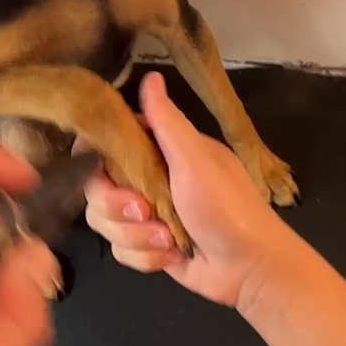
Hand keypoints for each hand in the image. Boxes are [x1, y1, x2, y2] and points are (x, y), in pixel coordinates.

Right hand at [82, 71, 305, 309]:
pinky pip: (121, 251)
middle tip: (145, 212)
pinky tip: (172, 256)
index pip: (105, 145)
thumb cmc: (228, 208)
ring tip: (169, 241)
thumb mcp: (196, 160)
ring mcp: (145, 215)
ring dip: (136, 237)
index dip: (94, 160)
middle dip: (117, 207)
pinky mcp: (146, 246)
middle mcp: (147, 179)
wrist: (250, 269)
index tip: (102, 173)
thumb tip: (151, 76)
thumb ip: (167, 122)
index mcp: (158, 151)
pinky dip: (146, 258)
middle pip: (96, 189)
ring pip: (105, 224)